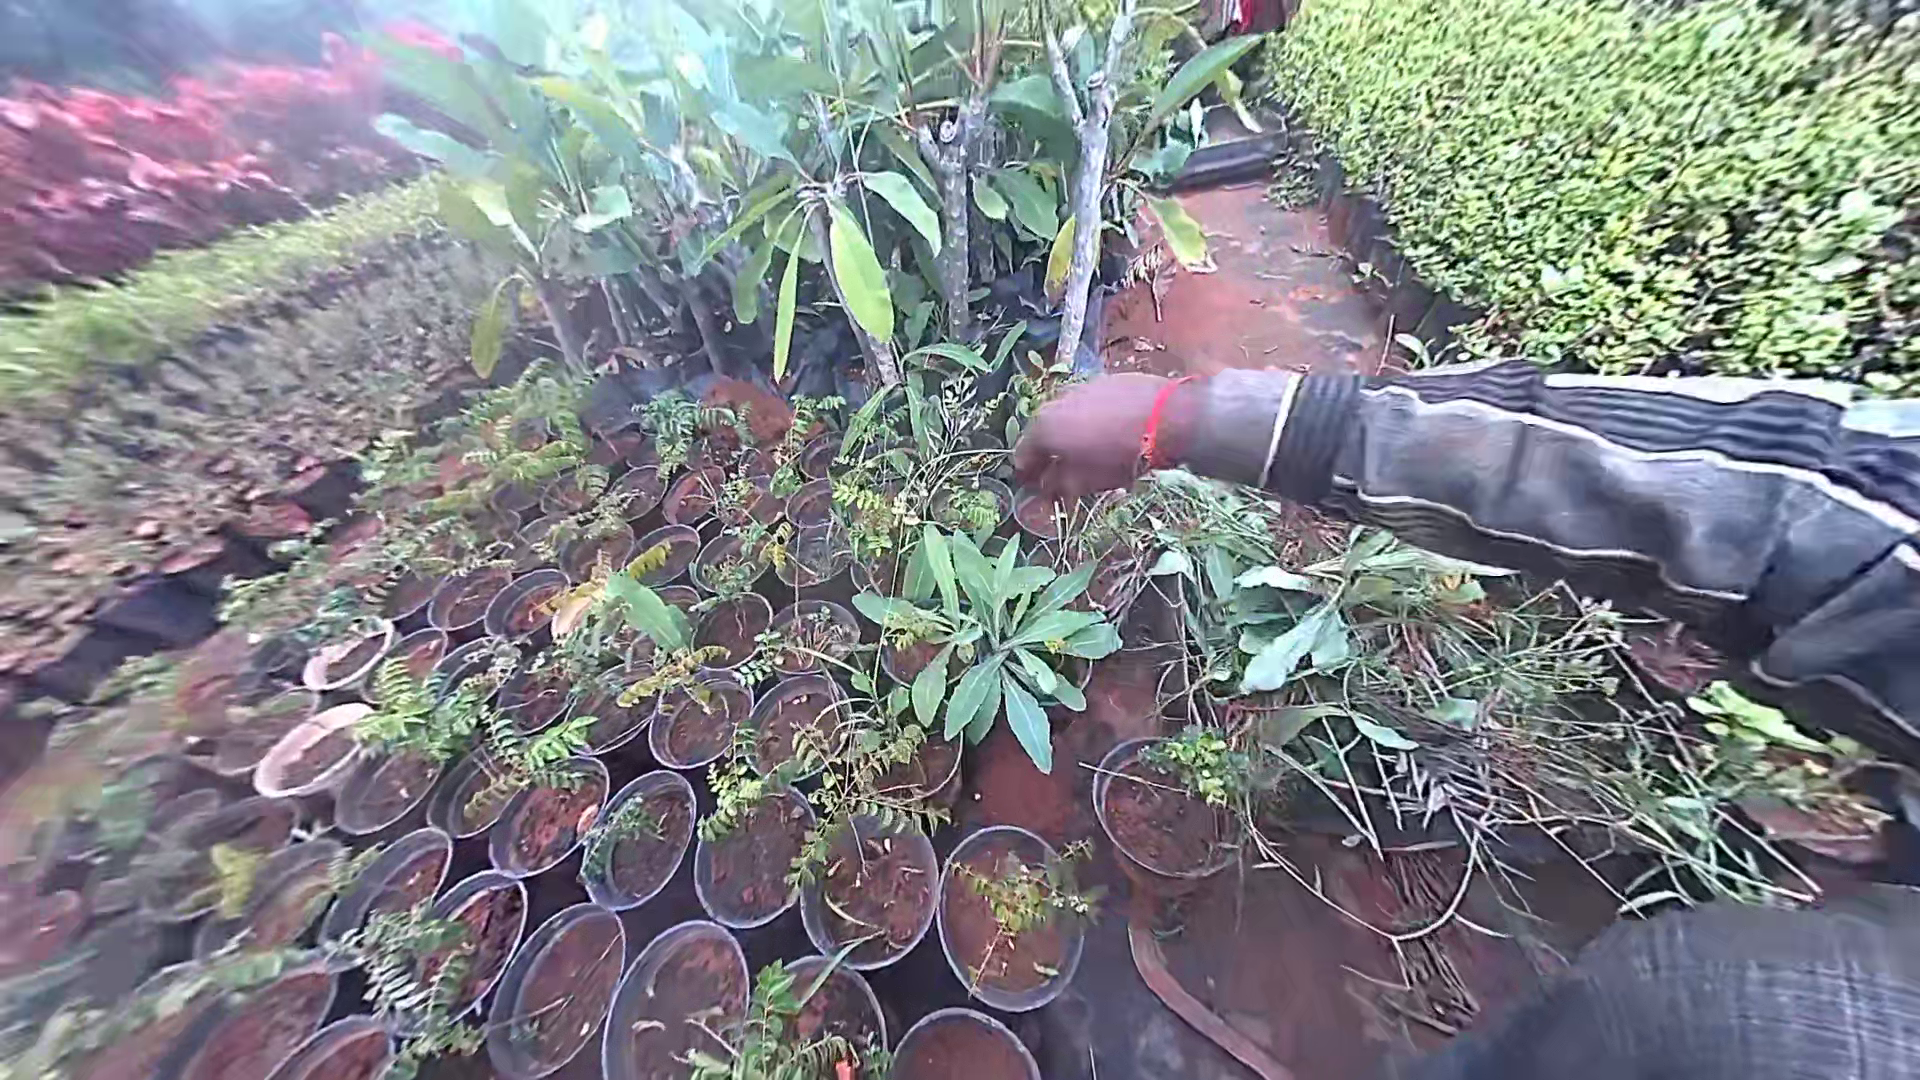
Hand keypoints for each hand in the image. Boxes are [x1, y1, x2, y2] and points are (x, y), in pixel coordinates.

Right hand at [1012, 374, 1191, 500]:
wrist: (1168, 417)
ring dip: (1068, 433)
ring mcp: (1079, 387)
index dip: (1028, 475)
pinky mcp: (1103, 379)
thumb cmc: (1121, 456)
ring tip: (1085, 450)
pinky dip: (1088, 418)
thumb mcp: (1086, 481)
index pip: (1022, 456)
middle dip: (1047, 452)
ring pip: (1064, 415)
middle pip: (1042, 432)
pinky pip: (1087, 403)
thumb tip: (1045, 488)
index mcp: (1043, 429)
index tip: (1034, 487)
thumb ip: (1058, 485)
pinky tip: (1106, 430)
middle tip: (1058, 470)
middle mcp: (1054, 403)